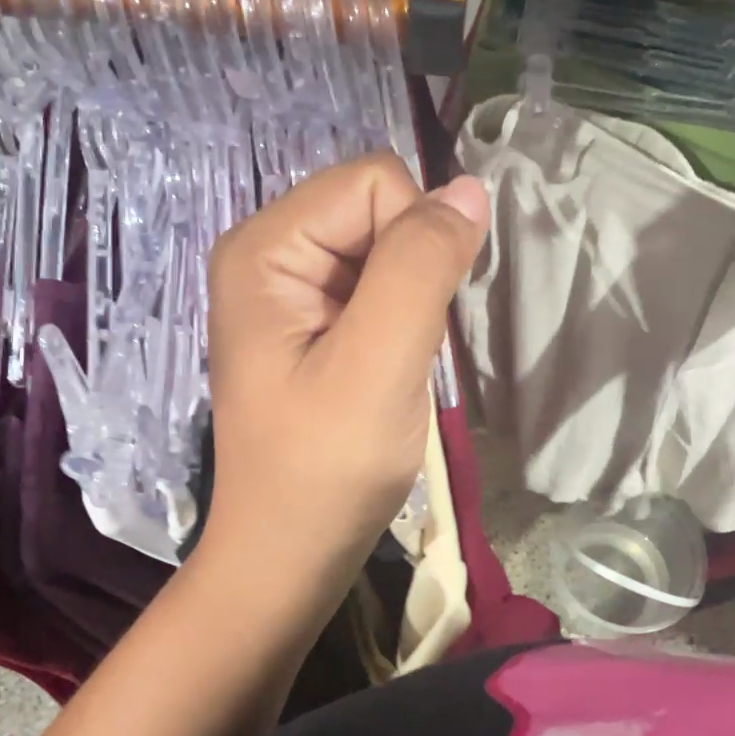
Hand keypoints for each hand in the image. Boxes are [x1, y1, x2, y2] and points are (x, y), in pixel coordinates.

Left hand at [204, 152, 489, 582]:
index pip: (374, 182)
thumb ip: (421, 266)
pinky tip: (391, 372)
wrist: (291, 553)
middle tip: (403, 351)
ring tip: (396, 366)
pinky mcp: (313, 328)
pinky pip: (379, 290)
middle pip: (379, 211)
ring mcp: (289, 293)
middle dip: (415, 273)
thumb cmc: (327, 467)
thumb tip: (469, 189)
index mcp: (264, 247)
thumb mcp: (379, 362)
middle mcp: (269, 254)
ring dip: (414, 303)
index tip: (411, 322)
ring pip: (387, 252)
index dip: (416, 241)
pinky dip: (405, 324)